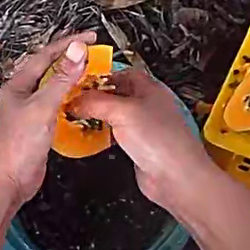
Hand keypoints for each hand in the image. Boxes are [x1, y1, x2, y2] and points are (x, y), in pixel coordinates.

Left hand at [0, 32, 97, 203]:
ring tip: (91, 71)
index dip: (69, 44)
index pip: (46, 55)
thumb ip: (61, 79)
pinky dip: (70, 98)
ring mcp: (30, 111)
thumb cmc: (17, 147)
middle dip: (71, 58)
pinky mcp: (38, 126)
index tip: (89, 38)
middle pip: (49, 68)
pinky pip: (56, 104)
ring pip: (54, 86)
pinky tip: (81, 100)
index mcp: (18, 85)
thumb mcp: (43, 107)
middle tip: (92, 51)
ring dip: (72, 78)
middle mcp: (23, 95)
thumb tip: (77, 51)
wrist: (9, 180)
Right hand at [69, 68, 217, 211]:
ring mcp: (143, 126)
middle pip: (115, 94)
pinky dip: (103, 134)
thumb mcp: (122, 111)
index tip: (78, 82)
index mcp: (148, 88)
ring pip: (115, 115)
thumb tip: (75, 100)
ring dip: (97, 116)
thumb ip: (95, 102)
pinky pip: (116, 135)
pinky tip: (91, 137)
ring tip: (77, 117)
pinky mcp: (139, 145)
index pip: (120, 73)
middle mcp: (147, 105)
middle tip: (74, 101)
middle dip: (94, 97)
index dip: (99, 76)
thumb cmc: (161, 140)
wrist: (176, 177)